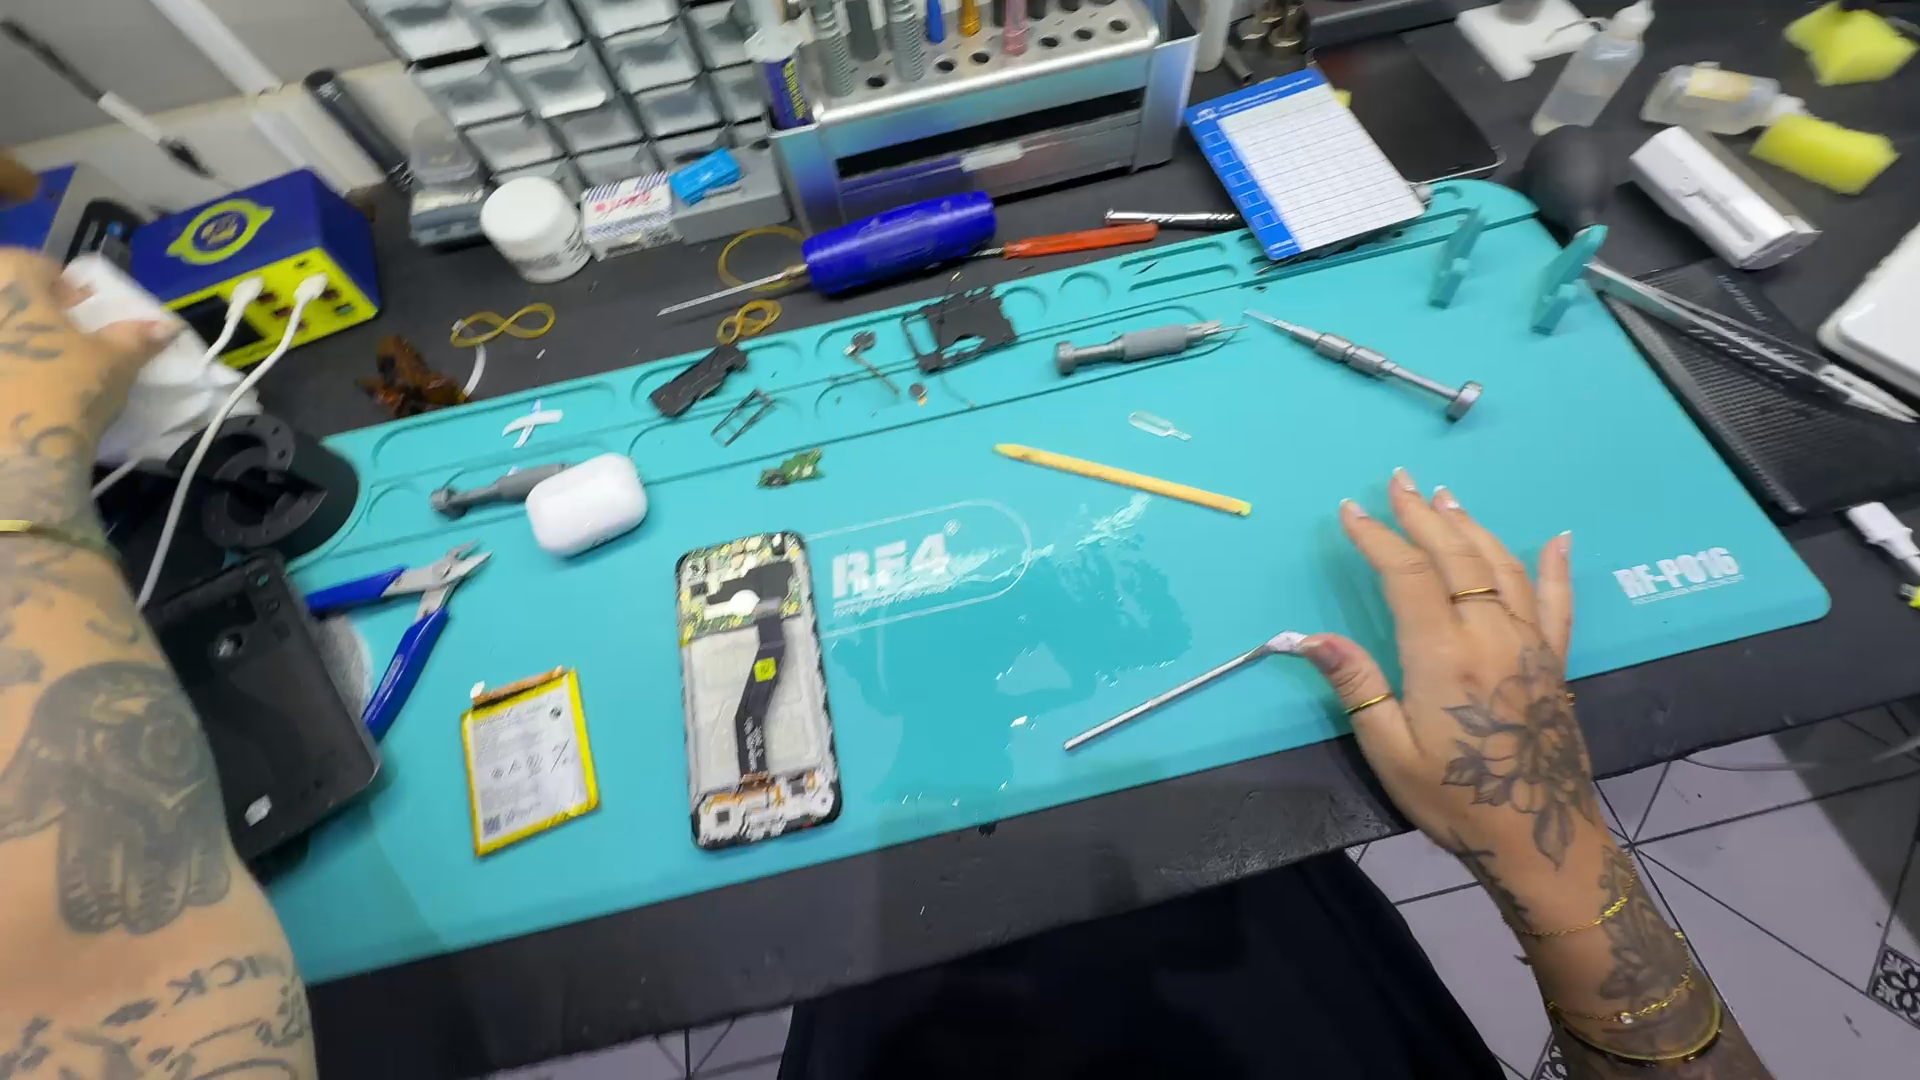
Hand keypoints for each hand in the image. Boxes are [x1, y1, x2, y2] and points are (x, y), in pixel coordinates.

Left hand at [0, 247, 176, 438]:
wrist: (22, 441)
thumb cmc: (70, 386)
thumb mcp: (117, 360)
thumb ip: (137, 336)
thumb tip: (165, 325)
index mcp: (11, 283)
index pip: (30, 262)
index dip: (60, 280)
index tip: (82, 307)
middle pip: (6, 289)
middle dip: (34, 305)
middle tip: (62, 330)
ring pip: (4, 322)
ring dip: (20, 332)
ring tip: (44, 357)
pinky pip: (1, 351)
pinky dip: (10, 357)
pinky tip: (23, 378)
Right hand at [1297, 470, 1612, 923]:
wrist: (1541, 842)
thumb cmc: (1454, 797)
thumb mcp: (1388, 749)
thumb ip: (1356, 684)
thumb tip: (1308, 636)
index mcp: (1444, 655)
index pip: (1407, 574)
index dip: (1377, 536)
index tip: (1349, 510)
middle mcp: (1492, 636)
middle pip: (1456, 557)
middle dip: (1420, 515)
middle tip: (1396, 480)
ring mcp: (1531, 645)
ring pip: (1503, 567)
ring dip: (1470, 526)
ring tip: (1444, 497)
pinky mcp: (1554, 661)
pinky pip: (1559, 602)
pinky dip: (1555, 566)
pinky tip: (1556, 538)